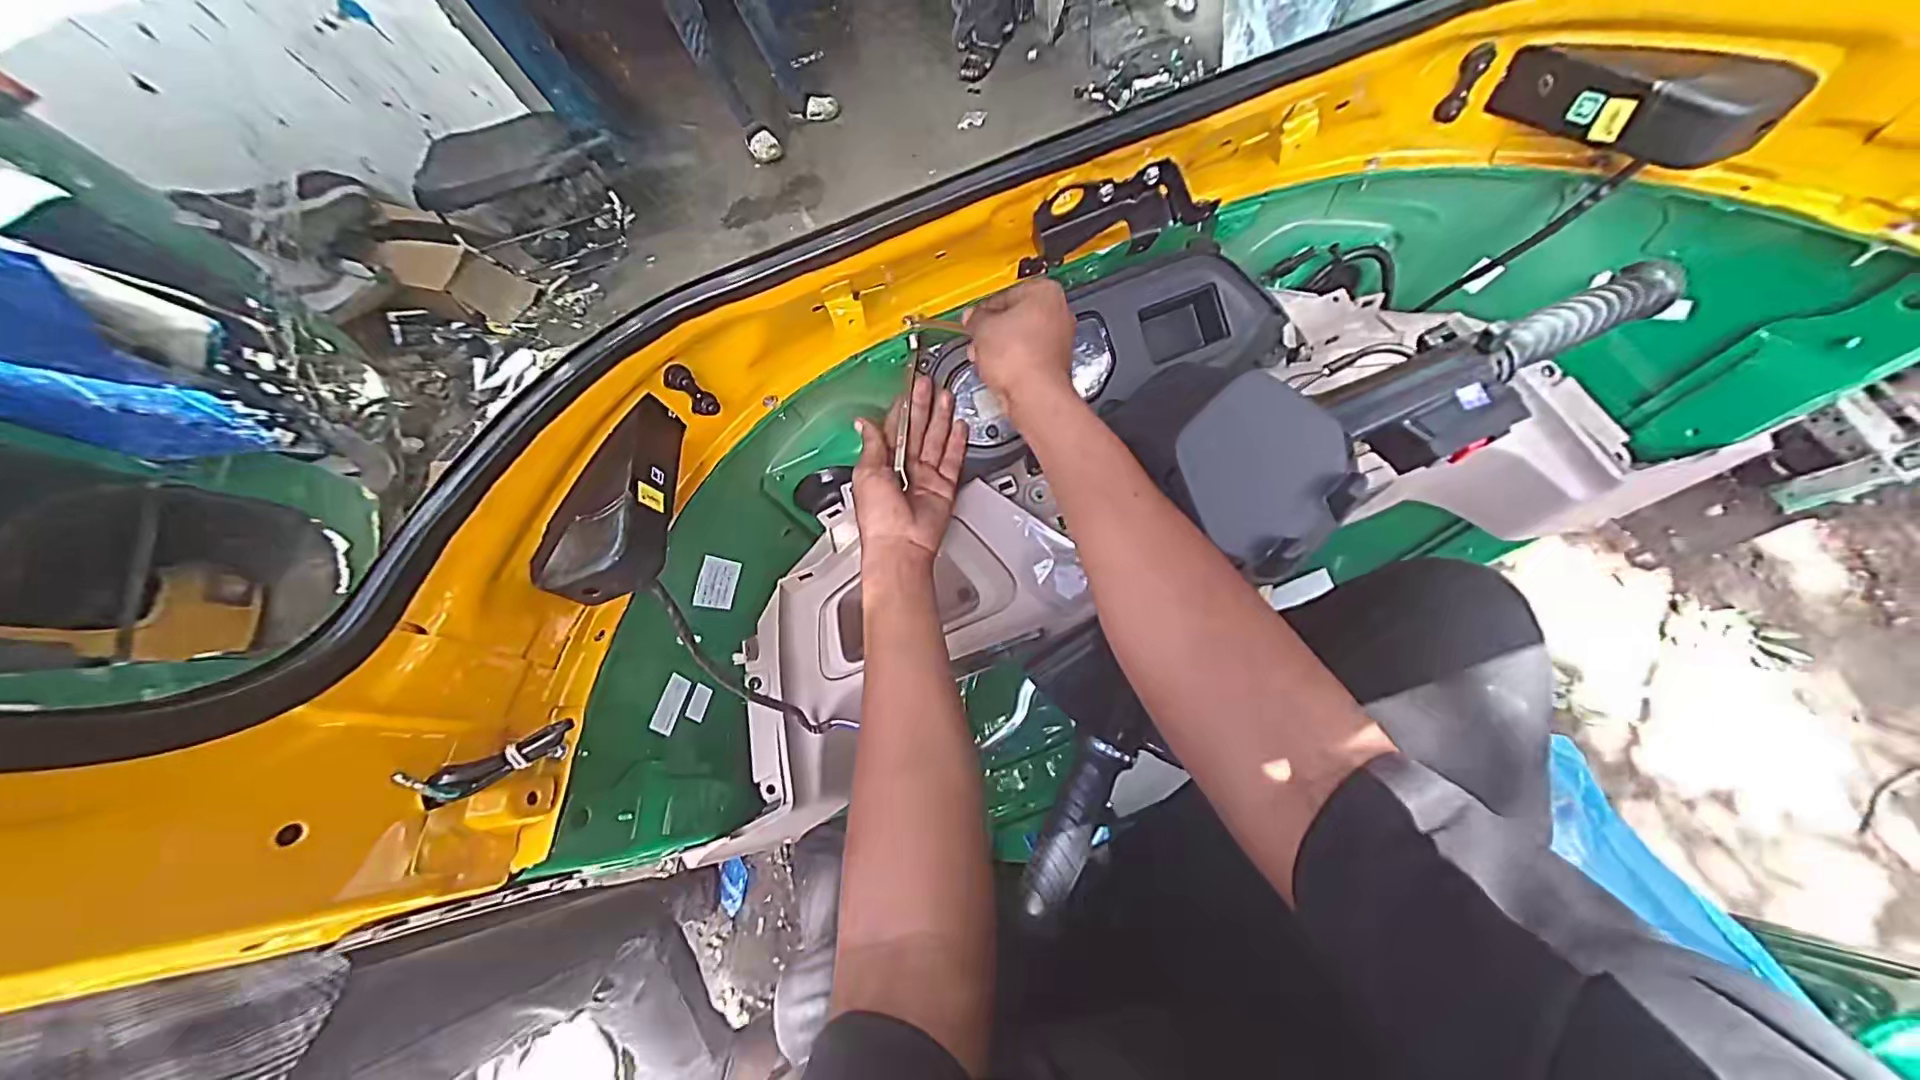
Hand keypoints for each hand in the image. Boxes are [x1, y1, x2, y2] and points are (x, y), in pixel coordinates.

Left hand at [853, 374, 968, 569]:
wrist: (901, 545)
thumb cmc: (879, 519)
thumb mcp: (866, 473)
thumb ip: (872, 445)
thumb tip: (862, 423)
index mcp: (882, 465)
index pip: (894, 429)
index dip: (901, 408)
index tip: (907, 388)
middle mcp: (904, 469)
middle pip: (916, 431)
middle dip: (923, 406)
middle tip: (928, 383)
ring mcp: (925, 478)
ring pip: (935, 440)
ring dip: (941, 418)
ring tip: (946, 395)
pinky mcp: (943, 488)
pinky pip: (952, 460)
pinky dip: (956, 442)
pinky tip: (959, 425)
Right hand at [962, 278, 1076, 418]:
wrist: (1034, 395)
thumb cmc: (1017, 357)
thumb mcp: (983, 328)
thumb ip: (975, 318)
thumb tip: (973, 317)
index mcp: (1046, 292)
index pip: (1007, 293)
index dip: (985, 308)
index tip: (974, 318)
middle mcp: (1059, 313)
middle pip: (1016, 317)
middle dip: (992, 330)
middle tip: (977, 339)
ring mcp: (1059, 341)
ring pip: (1021, 339)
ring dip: (999, 348)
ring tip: (983, 358)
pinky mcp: (1054, 365)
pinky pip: (1027, 358)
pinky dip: (1012, 363)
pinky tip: (997, 372)